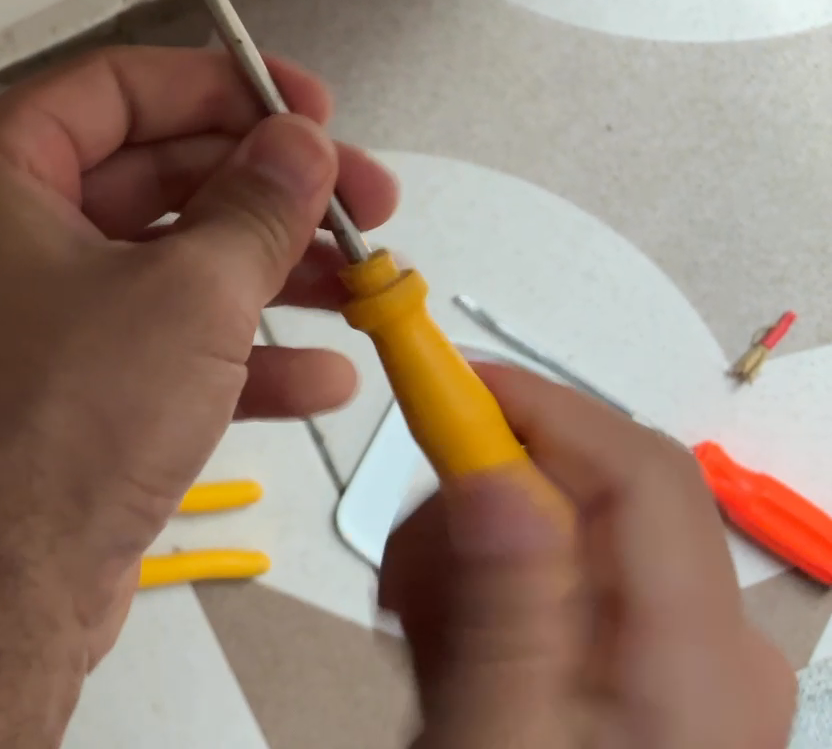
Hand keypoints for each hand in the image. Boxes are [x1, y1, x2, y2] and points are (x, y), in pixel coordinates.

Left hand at [0, 45, 396, 746]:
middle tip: (361, 199)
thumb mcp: (184, 296)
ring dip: (260, 269)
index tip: (307, 106)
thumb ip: (251, 205)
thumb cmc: (57, 425)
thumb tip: (295, 144)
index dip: (217, 85)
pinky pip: (142, 332)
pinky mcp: (48, 373)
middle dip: (256, 187)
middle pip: (141, 171)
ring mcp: (16, 303)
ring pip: (153, 256)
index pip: (110, 88)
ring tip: (364, 280)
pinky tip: (316, 373)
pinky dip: (224, 347)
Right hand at [380, 365, 797, 748]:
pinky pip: (532, 556)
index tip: (424, 390)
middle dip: (465, 503)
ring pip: (537, 517)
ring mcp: (667, 640)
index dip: (532, 404)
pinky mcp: (625, 642)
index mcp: (696, 653)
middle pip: (573, 489)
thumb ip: (506, 613)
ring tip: (419, 631)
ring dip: (451, 549)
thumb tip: (496, 479)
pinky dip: (466, 575)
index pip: (638, 469)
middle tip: (401, 578)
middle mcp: (703, 632)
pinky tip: (445, 640)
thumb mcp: (493, 732)